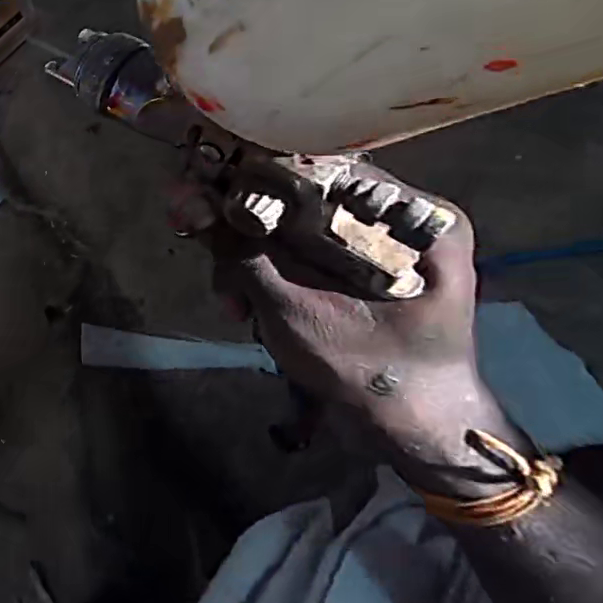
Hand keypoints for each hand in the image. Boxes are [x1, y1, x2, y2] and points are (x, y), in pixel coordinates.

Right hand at [207, 167, 519, 491]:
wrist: (417, 437)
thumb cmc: (370, 374)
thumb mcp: (296, 310)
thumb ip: (239, 252)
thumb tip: (185, 202)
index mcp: (416, 216)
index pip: (323, 165)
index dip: (255, 174)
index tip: (204, 188)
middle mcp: (401, 216)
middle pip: (301, 194)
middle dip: (243, 226)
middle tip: (197, 235)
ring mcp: (380, 242)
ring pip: (295, 223)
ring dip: (249, 257)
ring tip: (231, 301)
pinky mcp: (359, 265)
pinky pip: (303, 248)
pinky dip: (269, 271)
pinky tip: (246, 302)